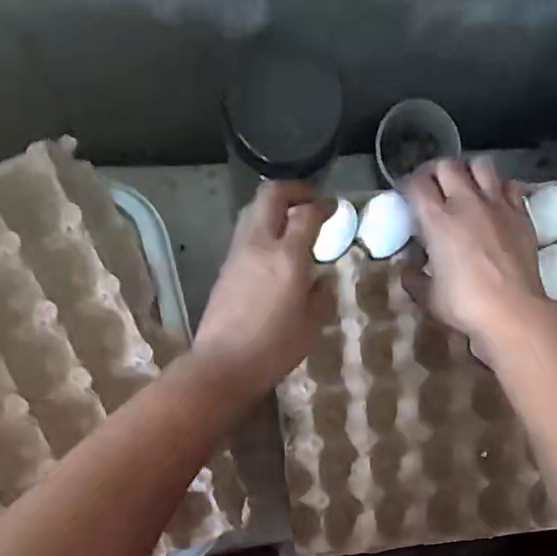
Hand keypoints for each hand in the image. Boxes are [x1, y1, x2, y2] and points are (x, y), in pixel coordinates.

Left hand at [193, 181, 332, 386]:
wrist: (222, 365)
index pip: (307, 215)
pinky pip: (244, 235)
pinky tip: (271, 251)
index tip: (334, 206)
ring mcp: (237, 255)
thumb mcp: (311, 328)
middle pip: (271, 196)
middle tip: (309, 200)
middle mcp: (260, 245)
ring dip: (273, 208)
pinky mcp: (224, 270)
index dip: (323, 205)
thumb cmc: (273, 350)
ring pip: (252, 212)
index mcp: (288, 257)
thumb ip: (320, 299)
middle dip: (293, 190)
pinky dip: (261, 230)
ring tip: (289, 223)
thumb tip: (320, 284)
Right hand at [402, 157, 556, 343]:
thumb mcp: (429, 298)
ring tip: (464, 185)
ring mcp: (497, 204)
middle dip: (435, 172)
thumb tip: (408, 272)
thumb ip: (415, 280)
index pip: (417, 185)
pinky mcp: (520, 212)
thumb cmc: (465, 305)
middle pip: (447, 165)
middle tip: (432, 187)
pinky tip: (492, 200)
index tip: (406, 195)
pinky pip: (507, 184)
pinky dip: (496, 186)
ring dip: (468, 170)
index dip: (408, 185)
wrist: (512, 310)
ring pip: (480, 164)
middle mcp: (467, 202)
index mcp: (438, 221)